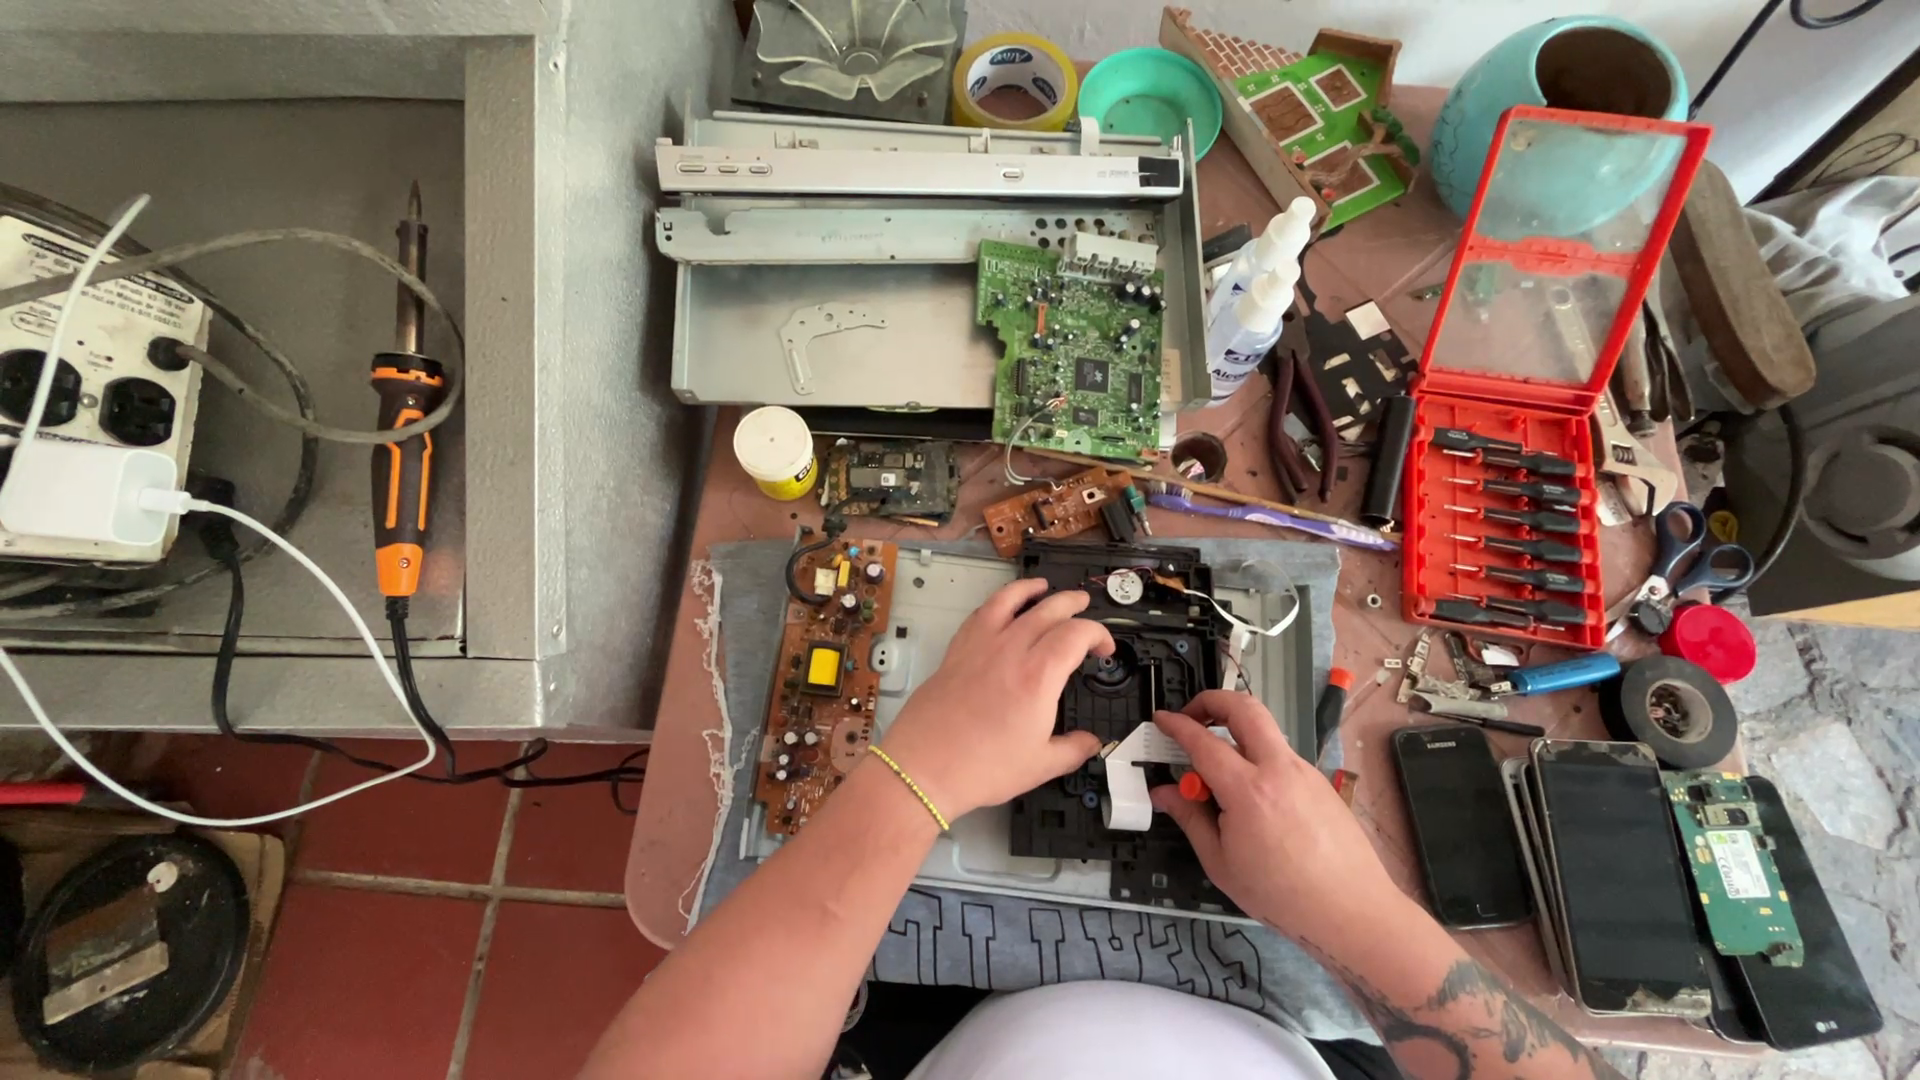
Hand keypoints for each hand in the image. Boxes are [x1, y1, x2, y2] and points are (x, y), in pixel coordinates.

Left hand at [878, 578, 1112, 818]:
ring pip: (1010, 600)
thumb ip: (1073, 749)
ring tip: (1043, 586)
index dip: (1098, 634)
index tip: (1104, 648)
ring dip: (1031, 589)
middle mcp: (1011, 650)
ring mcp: (980, 646)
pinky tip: (1001, 605)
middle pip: (1048, 609)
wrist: (924, 767)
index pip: (1077, 634)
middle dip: (1072, 603)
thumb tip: (1091, 743)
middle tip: (1084, 605)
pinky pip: (980, 613)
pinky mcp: (957, 650)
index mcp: (1039, 676)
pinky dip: (997, 601)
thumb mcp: (1040, 766)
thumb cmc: (982, 767)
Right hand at [1149, 690, 1400, 940]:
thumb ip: (1190, 818)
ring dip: (1236, 731)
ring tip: (1218, 768)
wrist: (1354, 914)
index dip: (1177, 725)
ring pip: (1265, 729)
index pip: (1203, 741)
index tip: (1161, 719)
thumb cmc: (1282, 896)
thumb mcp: (1221, 863)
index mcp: (1248, 791)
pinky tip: (1251, 796)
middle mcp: (1279, 769)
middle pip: (1244, 707)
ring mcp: (1304, 772)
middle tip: (1192, 717)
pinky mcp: (1320, 782)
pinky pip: (1280, 755)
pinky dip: (1257, 758)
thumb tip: (1164, 793)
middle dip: (1212, 700)